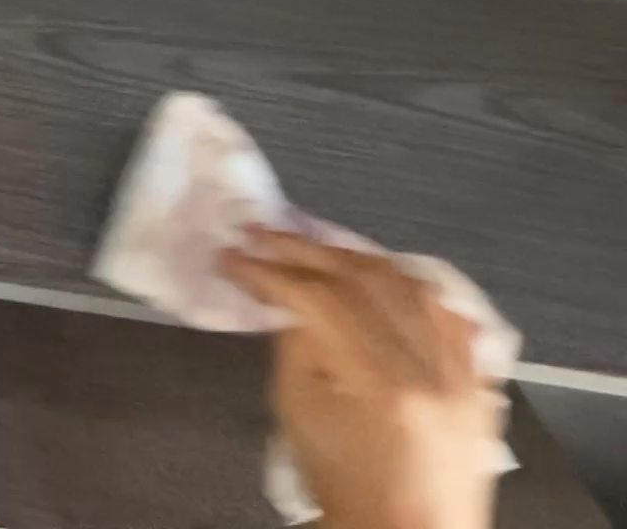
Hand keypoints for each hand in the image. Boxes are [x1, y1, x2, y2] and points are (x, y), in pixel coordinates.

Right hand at [222, 228, 501, 528]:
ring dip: (354, 257)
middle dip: (303, 249)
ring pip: (414, 286)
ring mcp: (466, 375)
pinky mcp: (479, 381)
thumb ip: (296, 340)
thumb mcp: (296, 404)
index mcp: (382, 383)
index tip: (229, 255)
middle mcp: (434, 372)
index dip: (267, 270)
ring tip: (311, 247)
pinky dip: (409, 286)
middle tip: (257, 233)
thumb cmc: (338, 474)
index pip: (320, 299)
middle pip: (367, 282)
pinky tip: (376, 278)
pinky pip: (451, 315)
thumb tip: (280, 291)